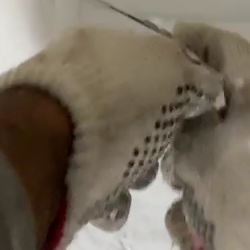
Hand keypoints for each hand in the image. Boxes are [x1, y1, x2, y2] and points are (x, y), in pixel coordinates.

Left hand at [0, 27, 224, 249]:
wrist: (44, 148)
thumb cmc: (112, 102)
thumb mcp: (168, 69)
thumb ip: (190, 72)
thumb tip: (205, 82)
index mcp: (95, 45)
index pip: (143, 64)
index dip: (173, 93)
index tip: (189, 120)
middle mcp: (72, 78)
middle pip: (129, 112)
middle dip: (151, 140)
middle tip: (161, 158)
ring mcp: (53, 122)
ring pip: (111, 150)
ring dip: (131, 171)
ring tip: (131, 183)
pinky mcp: (44, 167)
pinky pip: (90, 183)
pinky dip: (107, 198)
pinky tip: (111, 204)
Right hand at [163, 24, 249, 249]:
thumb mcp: (201, 159)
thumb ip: (182, 134)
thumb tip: (184, 133)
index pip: (222, 46)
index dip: (189, 40)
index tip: (162, 44)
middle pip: (218, 113)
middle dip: (184, 146)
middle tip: (164, 168)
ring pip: (227, 164)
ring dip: (199, 196)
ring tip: (187, 229)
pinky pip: (247, 200)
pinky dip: (222, 224)